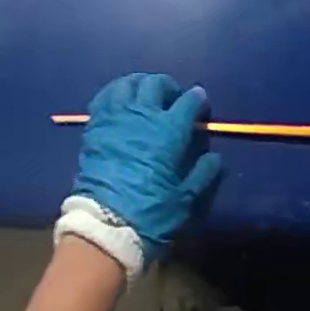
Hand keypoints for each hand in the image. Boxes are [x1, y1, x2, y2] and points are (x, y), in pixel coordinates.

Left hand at [55, 73, 222, 278]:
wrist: (105, 226)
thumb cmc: (150, 214)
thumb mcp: (186, 199)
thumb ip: (203, 173)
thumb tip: (214, 157)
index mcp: (169, 130)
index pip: (189, 101)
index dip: (198, 99)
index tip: (200, 104)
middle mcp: (143, 115)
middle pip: (157, 84)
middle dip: (169, 87)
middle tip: (173, 98)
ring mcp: (116, 117)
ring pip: (129, 83)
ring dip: (142, 84)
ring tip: (146, 94)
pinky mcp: (96, 124)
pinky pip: (106, 96)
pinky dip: (117, 92)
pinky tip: (121, 101)